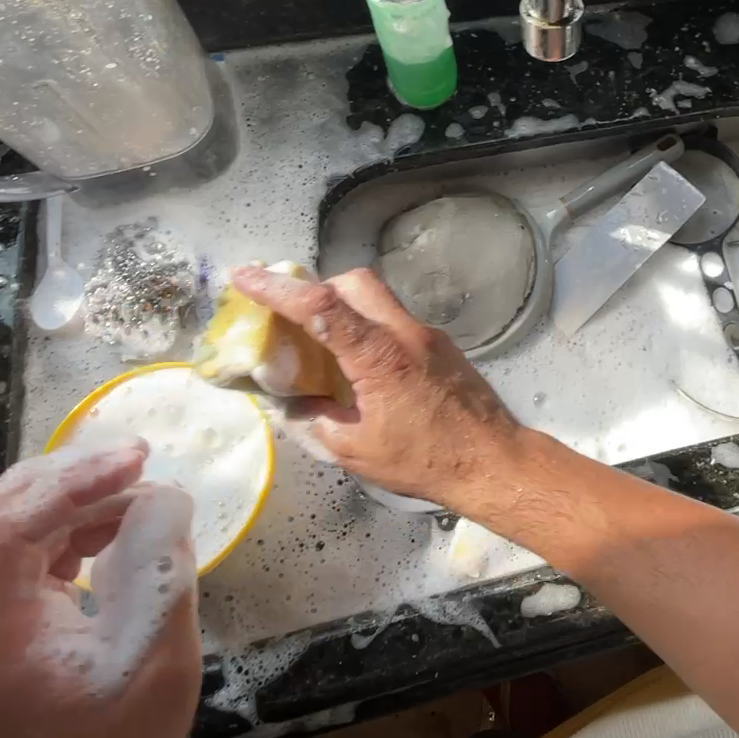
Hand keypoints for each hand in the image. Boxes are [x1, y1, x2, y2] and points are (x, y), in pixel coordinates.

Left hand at [0, 439, 201, 737]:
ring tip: (135, 485)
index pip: (2, 532)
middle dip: (65, 474)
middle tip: (136, 458)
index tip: (137, 462)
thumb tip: (165, 498)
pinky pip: (17, 552)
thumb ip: (163, 573)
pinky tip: (115, 522)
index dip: (69, 482)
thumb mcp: (161, 662)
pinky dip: (67, 522)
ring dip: (68, 494)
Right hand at [231, 266, 526, 509]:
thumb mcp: (355, 450)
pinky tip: (362, 364)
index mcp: (380, 356)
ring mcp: (429, 335)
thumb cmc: (426, 461)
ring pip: (379, 298)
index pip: (321, 306)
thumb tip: (291, 403)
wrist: (493, 460)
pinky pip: (397, 320)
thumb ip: (314, 421)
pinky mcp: (443, 345)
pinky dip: (370, 326)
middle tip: (292, 315)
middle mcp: (406, 333)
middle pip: (355, 283)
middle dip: (317, 288)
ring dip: (346, 307)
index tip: (245, 276)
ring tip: (323, 343)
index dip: (278, 289)